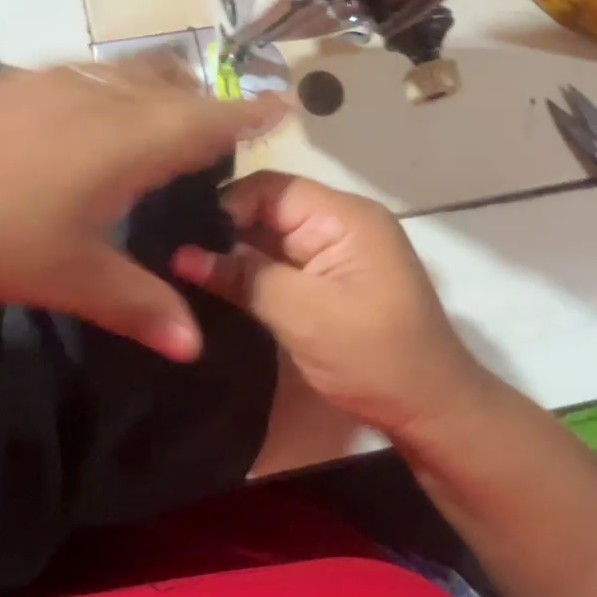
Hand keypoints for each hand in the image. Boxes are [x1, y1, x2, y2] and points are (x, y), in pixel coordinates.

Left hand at [0, 55, 280, 361]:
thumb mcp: (72, 278)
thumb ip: (139, 306)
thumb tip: (194, 346)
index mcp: (130, 138)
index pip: (208, 119)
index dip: (247, 114)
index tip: (280, 106)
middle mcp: (96, 97)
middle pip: (166, 85)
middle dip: (201, 97)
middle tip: (220, 114)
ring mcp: (43, 83)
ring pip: (118, 74)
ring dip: (151, 86)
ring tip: (160, 104)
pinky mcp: (0, 86)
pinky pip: (75, 76)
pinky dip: (101, 88)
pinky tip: (77, 107)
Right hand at [170, 171, 494, 435]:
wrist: (429, 409)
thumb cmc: (374, 357)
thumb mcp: (303, 315)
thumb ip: (243, 278)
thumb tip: (180, 255)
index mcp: (345, 216)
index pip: (271, 187)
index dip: (224, 206)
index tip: (179, 235)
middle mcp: (339, 224)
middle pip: (267, 210)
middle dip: (221, 230)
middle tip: (167, 252)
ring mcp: (334, 254)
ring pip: (268, 240)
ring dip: (231, 255)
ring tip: (178, 268)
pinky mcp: (326, 283)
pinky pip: (278, 266)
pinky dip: (248, 276)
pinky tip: (209, 285)